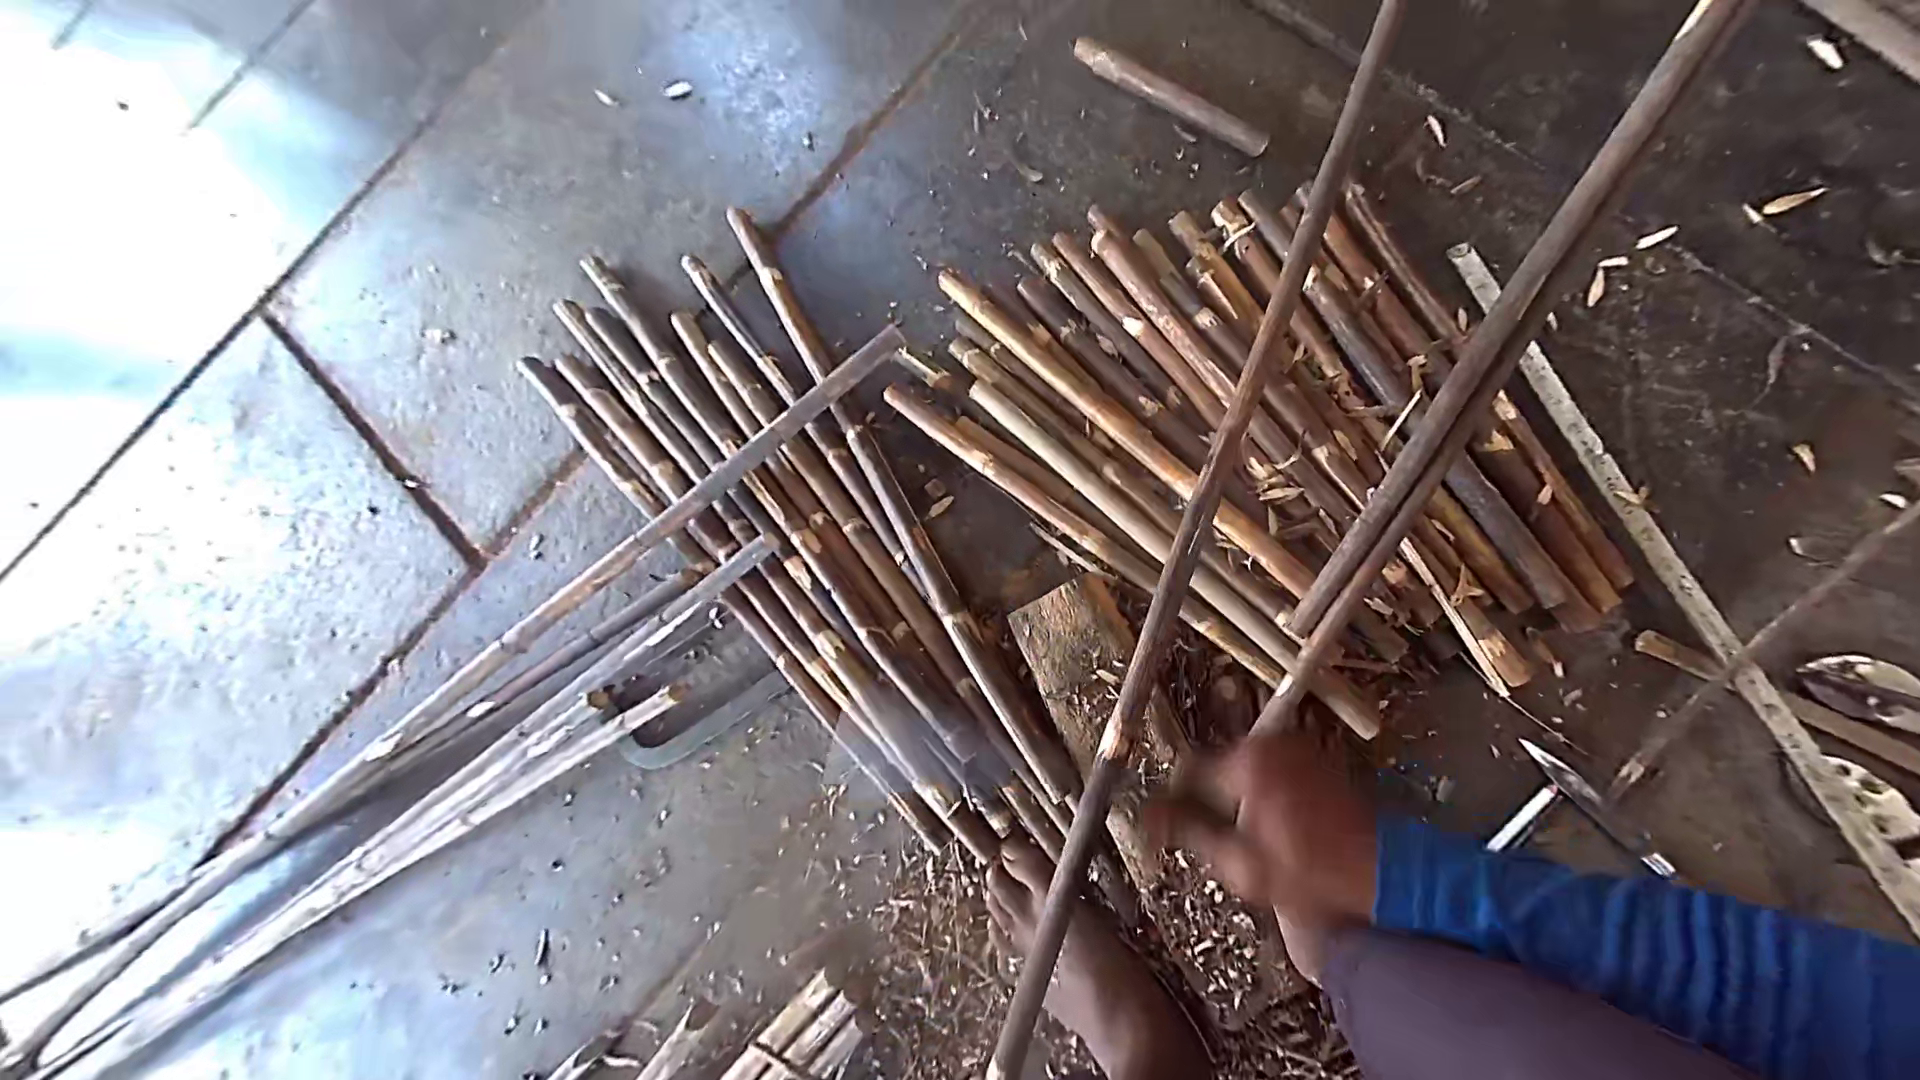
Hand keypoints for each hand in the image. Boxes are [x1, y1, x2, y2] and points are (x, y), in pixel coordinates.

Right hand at [1145, 731, 1376, 929]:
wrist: (1389, 877)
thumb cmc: (1313, 876)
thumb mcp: (1241, 864)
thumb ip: (1189, 833)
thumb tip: (1147, 816)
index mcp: (1246, 763)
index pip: (1188, 771)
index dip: (1175, 799)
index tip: (1170, 822)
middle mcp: (1267, 743)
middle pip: (1214, 766)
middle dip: (1208, 797)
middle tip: (1213, 833)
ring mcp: (1292, 745)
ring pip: (1238, 765)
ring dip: (1233, 793)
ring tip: (1246, 831)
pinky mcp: (1311, 754)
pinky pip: (1265, 766)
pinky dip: (1258, 787)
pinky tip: (1269, 820)